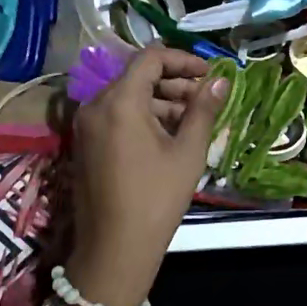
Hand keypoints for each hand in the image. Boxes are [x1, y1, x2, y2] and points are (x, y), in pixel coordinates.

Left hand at [66, 46, 228, 305]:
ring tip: (192, 121)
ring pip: (127, 97)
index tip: (210, 74)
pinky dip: (143, 117)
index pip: (151, 58)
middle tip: (205, 100)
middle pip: (137, 76)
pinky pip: (116, 116)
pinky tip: (168, 137)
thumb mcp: (187, 152)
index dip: (183, 60)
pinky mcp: (85, 144)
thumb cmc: (157, 197)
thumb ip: (203, 110)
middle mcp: (95, 105)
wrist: (116, 247)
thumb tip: (221, 81)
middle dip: (174, 83)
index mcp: (120, 101)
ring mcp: (86, 125)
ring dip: (160, 101)